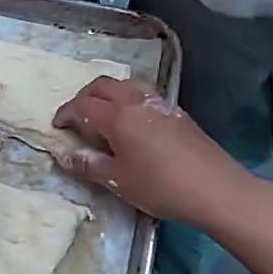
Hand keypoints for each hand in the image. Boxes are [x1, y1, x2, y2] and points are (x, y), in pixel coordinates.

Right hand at [53, 76, 254, 221]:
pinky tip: (132, 124)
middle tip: (77, 117)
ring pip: (125, 85)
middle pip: (102, 86)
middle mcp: (135, 101)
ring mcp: (159, 103)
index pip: (82, 106)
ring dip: (108, 94)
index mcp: (117, 116)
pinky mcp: (176, 112)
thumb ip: (88, 165)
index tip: (57, 126)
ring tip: (103, 116)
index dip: (65, 113)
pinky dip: (127, 100)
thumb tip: (64, 155)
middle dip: (84, 97)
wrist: (215, 188)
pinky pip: (143, 95)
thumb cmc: (160, 186)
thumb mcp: (118, 181)